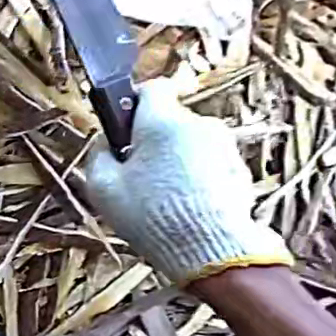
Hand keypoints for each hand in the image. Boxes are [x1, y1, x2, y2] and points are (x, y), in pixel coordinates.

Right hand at [83, 77, 291, 284]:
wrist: (208, 247)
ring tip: (157, 195)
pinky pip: (204, 163)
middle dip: (148, 141)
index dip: (132, 102)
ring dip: (170, 160)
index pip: (152, 88)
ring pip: (185, 143)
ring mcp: (224, 146)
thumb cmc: (147, 213)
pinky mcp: (238, 168)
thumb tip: (106, 141)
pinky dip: (190, 176)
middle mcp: (199, 124)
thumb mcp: (101, 186)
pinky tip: (180, 203)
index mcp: (162, 122)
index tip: (121, 126)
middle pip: (166, 121)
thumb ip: (98, 154)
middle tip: (132, 174)